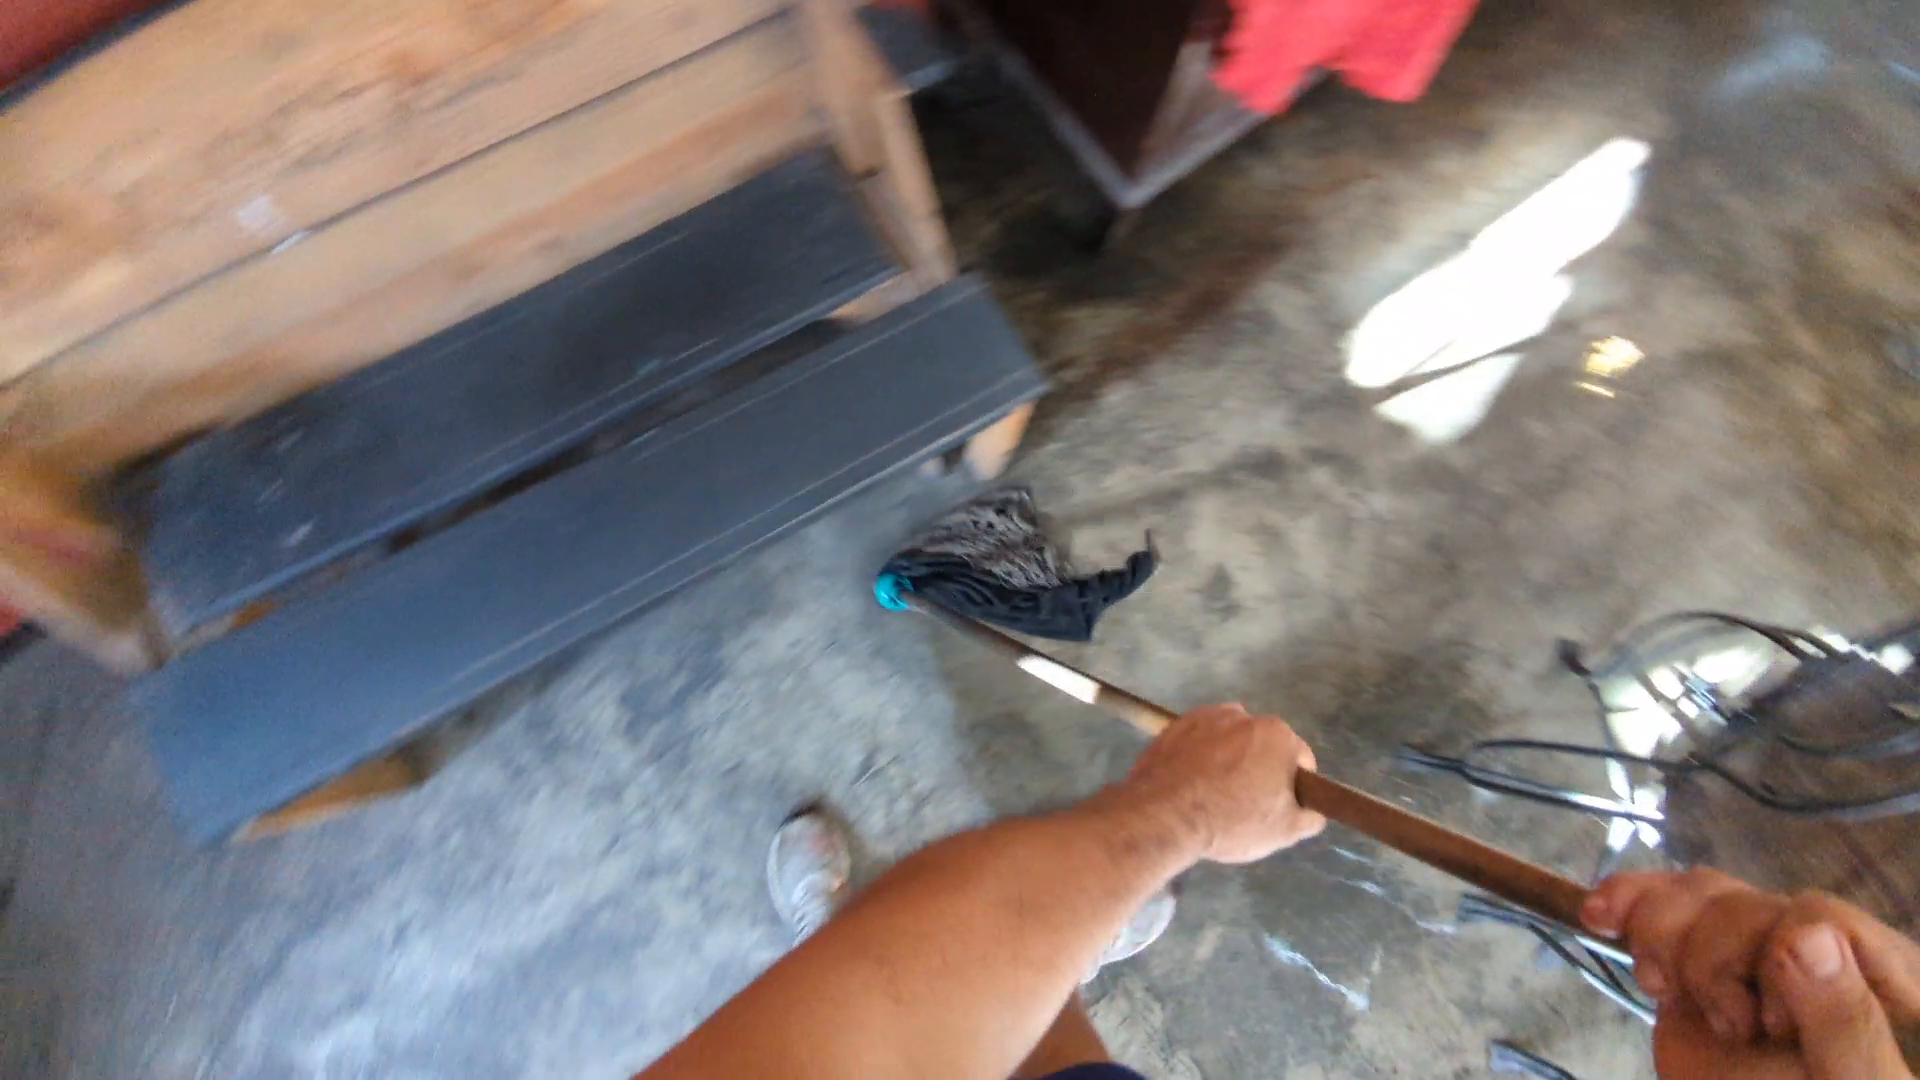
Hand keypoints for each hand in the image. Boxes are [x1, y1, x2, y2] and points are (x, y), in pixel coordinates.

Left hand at [1120, 703, 1325, 863]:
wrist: (1163, 814)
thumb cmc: (1232, 820)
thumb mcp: (1286, 830)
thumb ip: (1310, 814)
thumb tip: (1311, 807)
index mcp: (1276, 733)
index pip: (1299, 759)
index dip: (1295, 786)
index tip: (1278, 807)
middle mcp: (1241, 715)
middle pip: (1262, 746)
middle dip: (1259, 769)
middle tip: (1246, 802)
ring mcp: (1203, 717)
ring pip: (1228, 740)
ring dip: (1228, 758)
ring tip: (1214, 792)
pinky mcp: (1173, 726)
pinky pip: (1198, 741)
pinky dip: (1198, 756)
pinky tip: (1191, 781)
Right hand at [1583, 868, 1919, 1078]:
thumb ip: (1846, 1024)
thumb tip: (1807, 934)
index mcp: (1885, 987)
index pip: (1824, 918)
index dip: (1779, 951)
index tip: (1771, 1022)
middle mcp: (1823, 958)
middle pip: (1745, 902)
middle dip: (1708, 954)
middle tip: (1722, 1025)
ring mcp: (1752, 954)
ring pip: (1694, 892)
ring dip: (1658, 932)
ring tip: (1660, 990)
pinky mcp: (1693, 956)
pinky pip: (1656, 898)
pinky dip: (1621, 901)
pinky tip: (1599, 919)